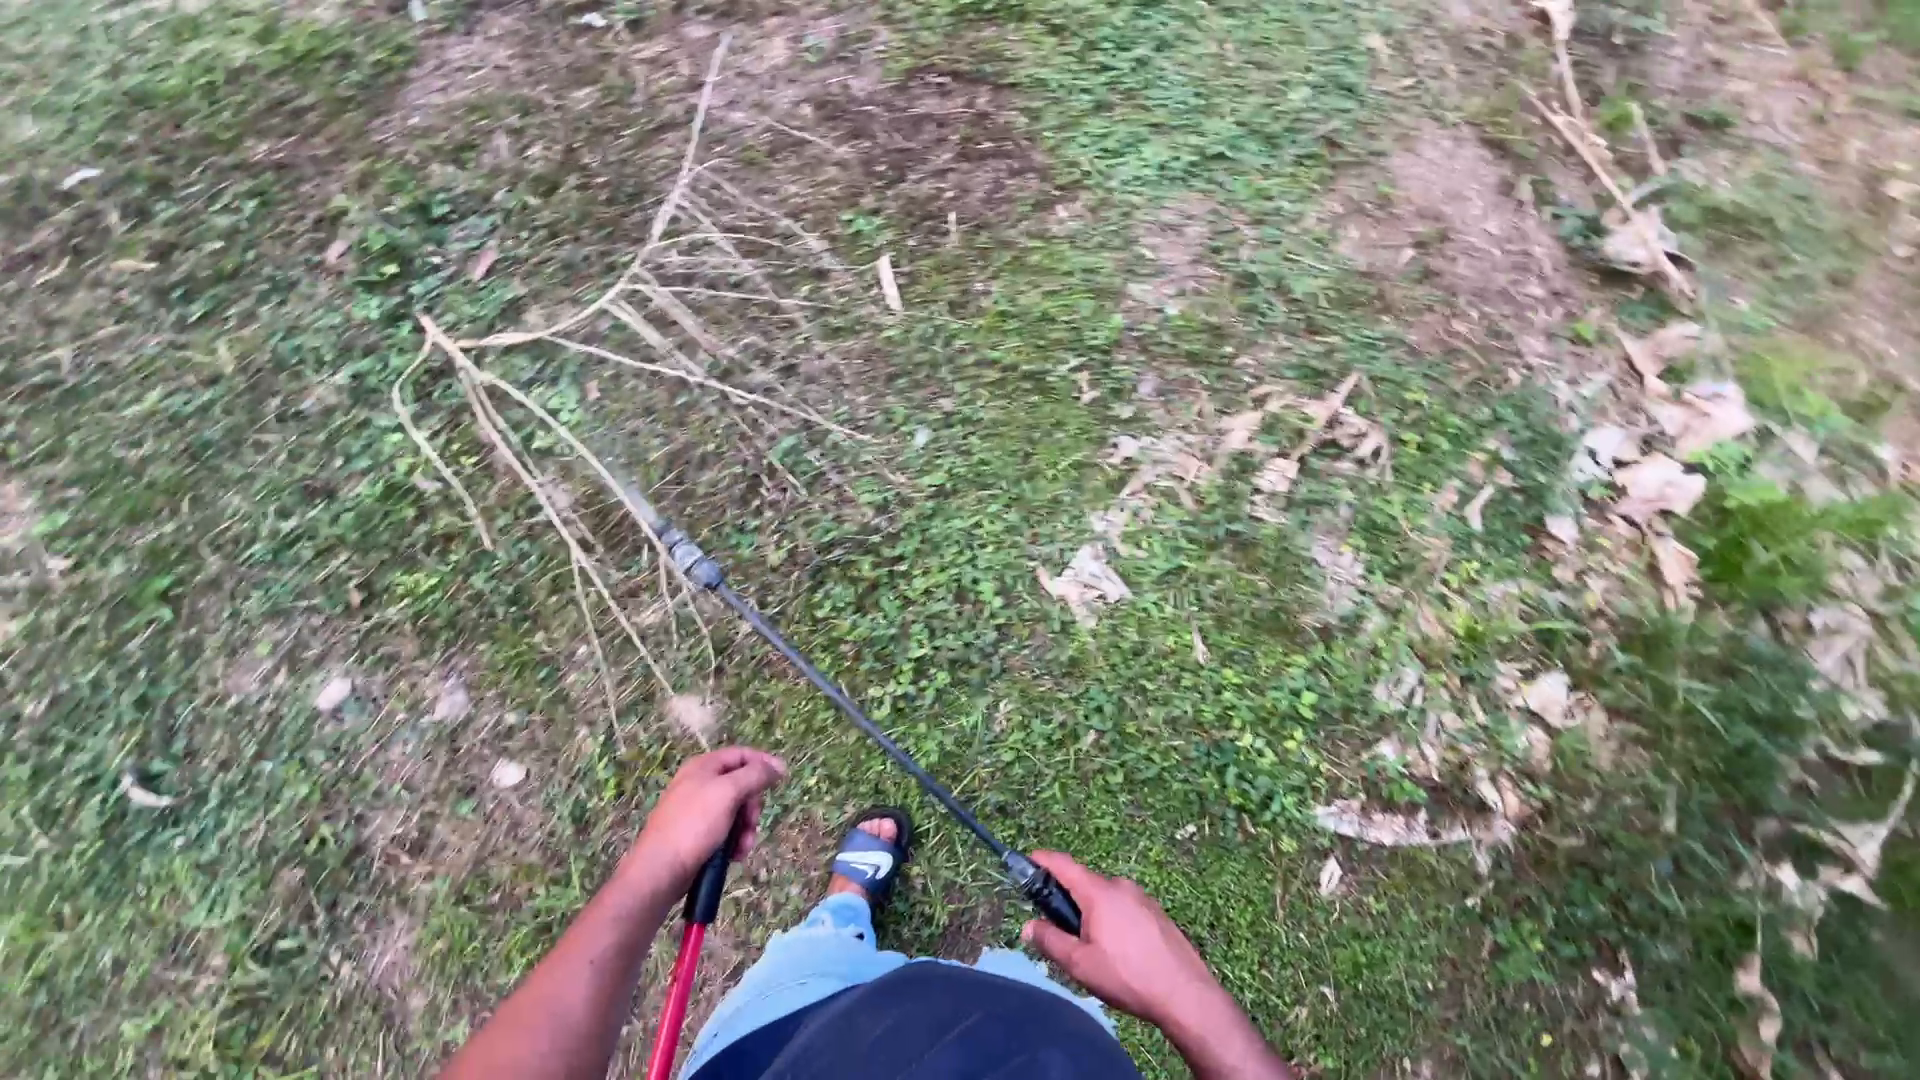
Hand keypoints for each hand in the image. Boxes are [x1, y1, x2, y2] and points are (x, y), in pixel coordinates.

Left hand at [622, 747, 786, 891]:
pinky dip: (735, 841)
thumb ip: (755, 775)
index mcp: (704, 766)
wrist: (660, 870)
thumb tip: (778, 766)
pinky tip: (734, 855)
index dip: (763, 763)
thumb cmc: (694, 825)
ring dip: (746, 828)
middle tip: (751, 821)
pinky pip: (727, 830)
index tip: (783, 778)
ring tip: (742, 845)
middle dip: (753, 806)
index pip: (742, 755)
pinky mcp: (698, 833)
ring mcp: (698, 810)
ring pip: (737, 811)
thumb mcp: (728, 792)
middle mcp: (700, 784)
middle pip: (742, 785)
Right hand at [1019, 851, 1229, 1030]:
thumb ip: (1050, 941)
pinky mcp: (1157, 912)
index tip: (1029, 859)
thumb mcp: (1080, 964)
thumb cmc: (1127, 976)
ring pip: (1106, 897)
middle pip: (1085, 883)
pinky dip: (1112, 919)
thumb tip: (1028, 926)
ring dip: (1092, 912)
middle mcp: (1120, 886)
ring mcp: (1142, 897)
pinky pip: (1124, 907)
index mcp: (1099, 892)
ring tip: (1092, 947)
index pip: (1064, 865)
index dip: (1043, 860)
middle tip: (1059, 929)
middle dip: (1068, 898)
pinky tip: (1118, 950)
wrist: (1186, 995)